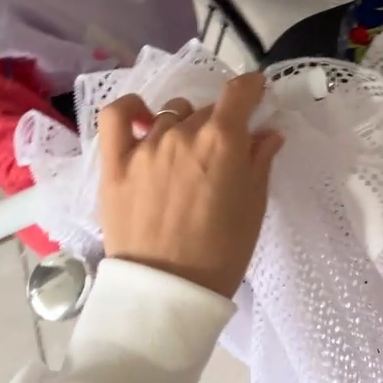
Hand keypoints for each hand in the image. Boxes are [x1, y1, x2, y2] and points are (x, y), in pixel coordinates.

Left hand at [97, 73, 283, 296]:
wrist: (168, 294)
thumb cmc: (222, 251)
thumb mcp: (254, 204)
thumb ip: (260, 159)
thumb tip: (267, 131)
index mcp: (222, 140)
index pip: (240, 90)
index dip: (252, 88)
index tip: (257, 97)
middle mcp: (183, 132)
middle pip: (207, 109)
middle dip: (221, 124)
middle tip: (222, 155)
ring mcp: (146, 146)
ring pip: (172, 115)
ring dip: (185, 127)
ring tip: (186, 157)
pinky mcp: (116, 163)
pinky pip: (118, 116)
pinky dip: (133, 109)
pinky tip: (145, 120)